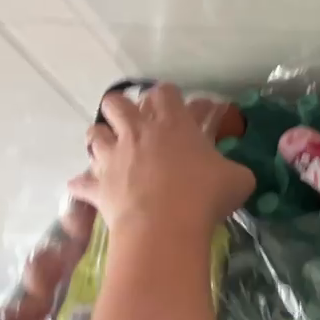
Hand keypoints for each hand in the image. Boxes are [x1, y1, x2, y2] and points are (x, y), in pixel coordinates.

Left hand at [70, 84, 253, 242]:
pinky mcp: (97, 185)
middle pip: (116, 102)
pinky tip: (95, 188)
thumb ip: (232, 167)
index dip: (170, 96)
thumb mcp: (239, 178)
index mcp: (173, 124)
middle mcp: (137, 133)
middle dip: (124, 108)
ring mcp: (112, 157)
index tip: (179, 108)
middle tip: (140, 125)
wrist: (165, 227)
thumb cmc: (205, 195)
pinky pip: (80, 182)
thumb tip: (232, 172)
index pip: (165, 92)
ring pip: (93, 133)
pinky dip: (86, 183)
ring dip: (103, 139)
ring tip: (116, 152)